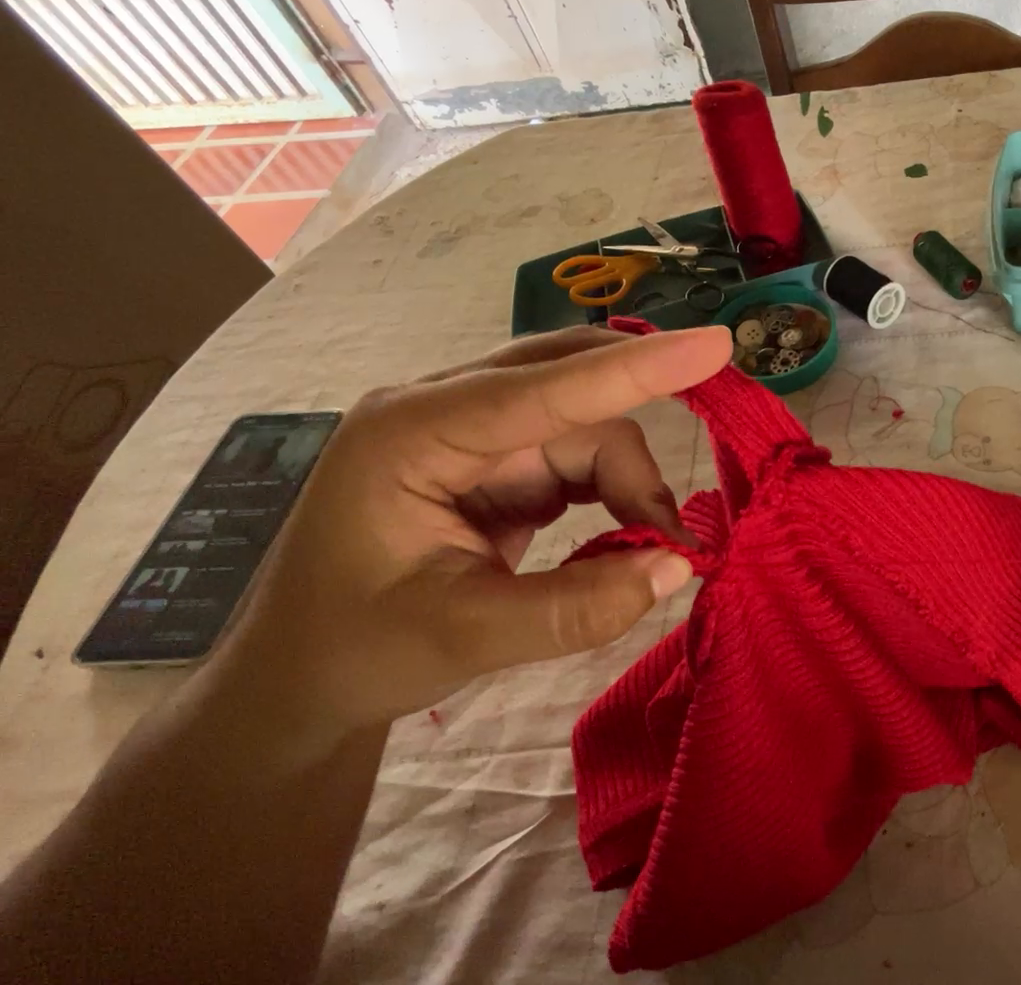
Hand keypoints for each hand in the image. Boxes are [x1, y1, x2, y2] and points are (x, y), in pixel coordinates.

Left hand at [199, 325, 733, 750]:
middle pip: (573, 390)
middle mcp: (445, 412)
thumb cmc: (354, 651)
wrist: (302, 676)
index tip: (715, 346)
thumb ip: (573, 609)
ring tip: (650, 547)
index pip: (540, 389)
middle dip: (636, 449)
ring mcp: (475, 434)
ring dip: (631, 482)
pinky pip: (583, 455)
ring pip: (589, 425)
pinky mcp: (500, 462)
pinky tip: (630, 532)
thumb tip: (676, 566)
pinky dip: (620, 491)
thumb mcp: (462, 639)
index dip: (635, 370)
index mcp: (411, 434)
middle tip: (681, 516)